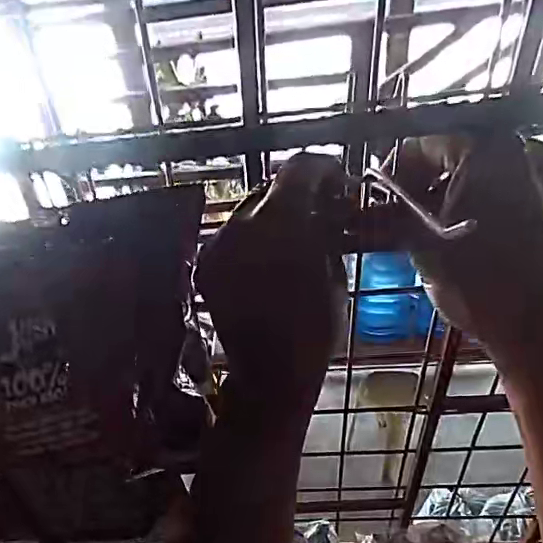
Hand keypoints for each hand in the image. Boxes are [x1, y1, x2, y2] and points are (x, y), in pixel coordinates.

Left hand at [193, 152, 346, 416]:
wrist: (269, 374)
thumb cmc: (314, 329)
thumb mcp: (333, 271)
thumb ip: (324, 229)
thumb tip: (323, 209)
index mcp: (279, 221)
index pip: (300, 168)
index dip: (324, 169)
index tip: (338, 182)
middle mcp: (238, 225)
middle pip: (269, 188)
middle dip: (296, 194)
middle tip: (318, 211)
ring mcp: (215, 247)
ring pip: (247, 213)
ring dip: (272, 217)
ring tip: (294, 238)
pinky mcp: (204, 268)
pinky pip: (231, 239)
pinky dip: (252, 241)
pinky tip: (269, 258)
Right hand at [389, 132, 542, 363]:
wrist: (530, 320)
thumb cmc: (474, 281)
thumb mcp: (421, 244)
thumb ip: (395, 212)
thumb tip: (371, 204)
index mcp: (486, 150)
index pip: (425, 144)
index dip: (393, 168)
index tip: (375, 190)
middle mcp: (520, 149)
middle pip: (456, 152)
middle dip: (422, 178)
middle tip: (394, 206)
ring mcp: (541, 172)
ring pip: (481, 169)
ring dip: (448, 189)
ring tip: (424, 221)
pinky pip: (503, 185)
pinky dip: (476, 199)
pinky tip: (457, 228)